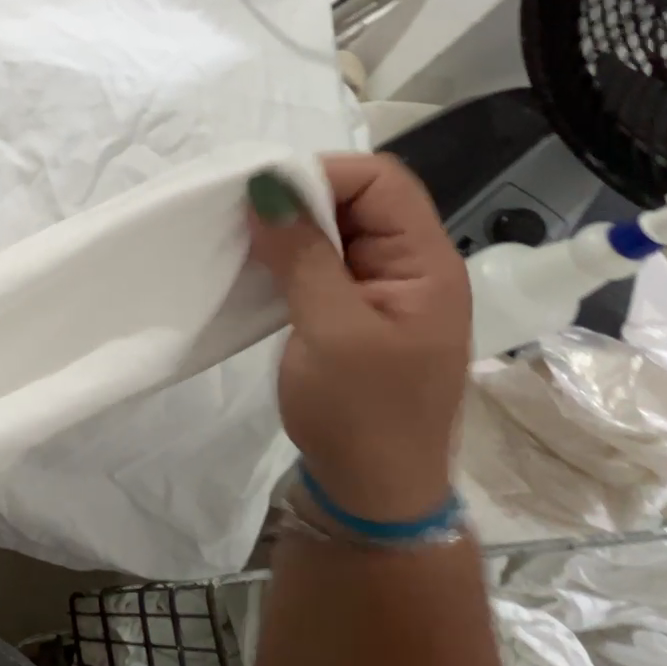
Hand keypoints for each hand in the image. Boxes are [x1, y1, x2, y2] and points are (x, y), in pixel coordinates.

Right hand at [247, 154, 470, 519]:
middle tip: (240, 218)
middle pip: (360, 201)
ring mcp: (383, 292)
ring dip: (290, 230)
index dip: (321, 175)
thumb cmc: (361, 413)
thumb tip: (267, 188)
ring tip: (241, 241)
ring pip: (338, 233)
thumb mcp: (330, 330)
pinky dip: (289, 259)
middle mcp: (411, 267)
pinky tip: (257, 269)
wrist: (374, 489)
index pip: (381, 183)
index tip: (257, 195)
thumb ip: (303, 256)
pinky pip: (324, 266)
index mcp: (426, 264)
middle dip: (300, 199)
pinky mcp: (354, 314)